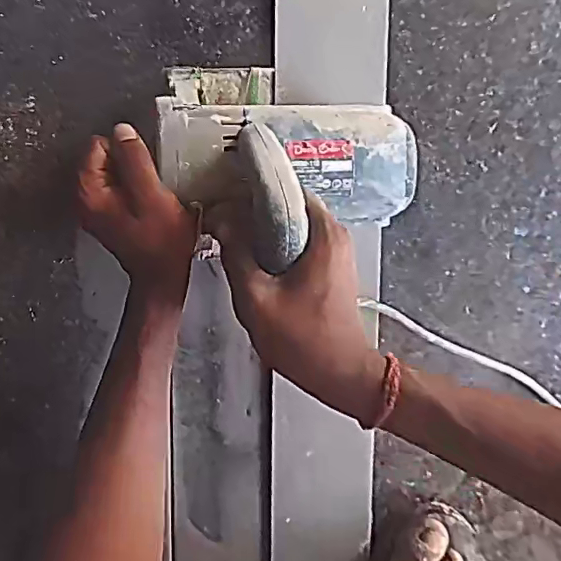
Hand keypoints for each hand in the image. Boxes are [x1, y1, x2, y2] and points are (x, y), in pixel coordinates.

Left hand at [77, 123, 196, 297]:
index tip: (145, 170)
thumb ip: (135, 160)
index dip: (126, 151)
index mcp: (90, 192)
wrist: (163, 277)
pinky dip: (137, 190)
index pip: (99, 145)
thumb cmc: (160, 242)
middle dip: (130, 164)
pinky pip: (123, 189)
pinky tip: (152, 205)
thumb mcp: (152, 195)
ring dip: (136, 178)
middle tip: (151, 185)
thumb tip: (122, 130)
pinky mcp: (112, 217)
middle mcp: (87, 200)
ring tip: (153, 196)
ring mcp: (98, 210)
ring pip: (116, 173)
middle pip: (105, 158)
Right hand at [205, 193, 384, 424]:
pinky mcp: (329, 265)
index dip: (248, 188)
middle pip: (286, 203)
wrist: (341, 374)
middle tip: (219, 217)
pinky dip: (272, 243)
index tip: (221, 194)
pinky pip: (296, 240)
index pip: (284, 187)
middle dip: (251, 207)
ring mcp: (334, 249)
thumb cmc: (304, 341)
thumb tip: (221, 221)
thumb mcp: (257, 299)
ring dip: (260, 227)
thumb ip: (236, 255)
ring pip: (290, 223)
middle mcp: (334, 233)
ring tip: (228, 235)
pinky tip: (249, 256)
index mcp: (323, 232)